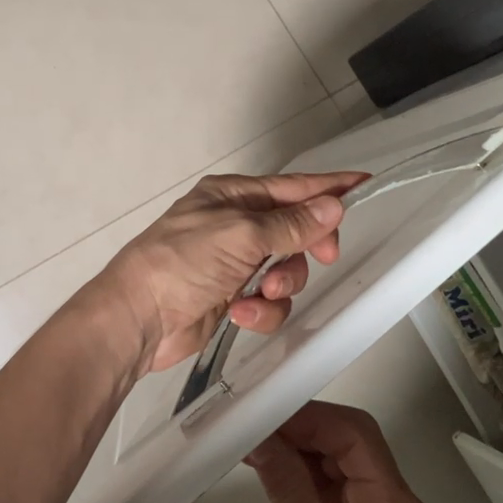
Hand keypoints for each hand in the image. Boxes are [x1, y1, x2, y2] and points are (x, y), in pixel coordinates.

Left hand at [98, 172, 366, 373]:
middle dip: (305, 248)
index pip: (292, 187)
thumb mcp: (240, 235)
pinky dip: (260, 309)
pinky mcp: (230, 297)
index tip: (364, 185)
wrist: (138, 317)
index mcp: (231, 196)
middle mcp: (234, 224)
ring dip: (280, 285)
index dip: (328, 188)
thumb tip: (331, 207)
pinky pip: (267, 300)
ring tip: (257, 293)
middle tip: (321, 257)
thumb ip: (291, 224)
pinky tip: (240, 313)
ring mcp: (232, 262)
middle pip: (295, 231)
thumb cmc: (181, 262)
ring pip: (285, 270)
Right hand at [246, 401, 440, 502]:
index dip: (312, 417)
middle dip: (302, 430)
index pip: (358, 438)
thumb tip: (260, 435)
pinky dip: (300, 477)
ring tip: (252, 441)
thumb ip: (286, 486)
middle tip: (254, 423)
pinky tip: (268, 468)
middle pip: (350, 446)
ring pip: (338, 465)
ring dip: (297, 451)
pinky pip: (331, 491)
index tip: (267, 410)